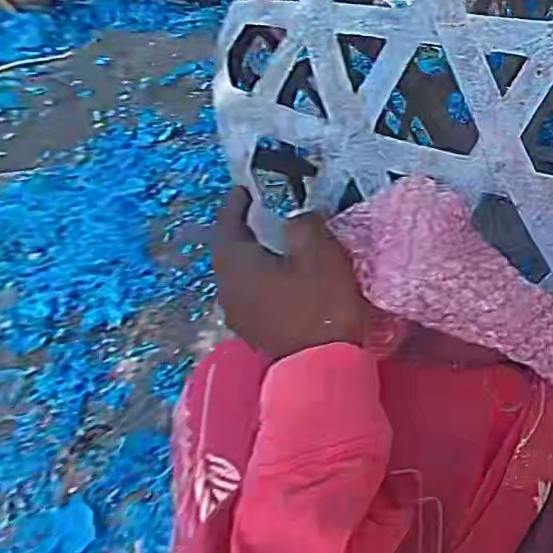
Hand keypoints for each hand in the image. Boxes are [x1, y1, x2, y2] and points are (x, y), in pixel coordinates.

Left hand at [211, 187, 369, 358]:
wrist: (323, 364)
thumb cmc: (321, 304)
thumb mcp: (320, 253)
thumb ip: (303, 224)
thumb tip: (295, 216)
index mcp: (238, 265)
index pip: (228, 224)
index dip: (237, 203)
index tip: (248, 187)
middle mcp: (228, 288)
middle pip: (231, 250)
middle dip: (246, 229)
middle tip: (267, 212)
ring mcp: (238, 313)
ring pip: (241, 273)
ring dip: (256, 255)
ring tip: (279, 243)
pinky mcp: (254, 329)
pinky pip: (253, 291)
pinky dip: (264, 276)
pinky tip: (286, 277)